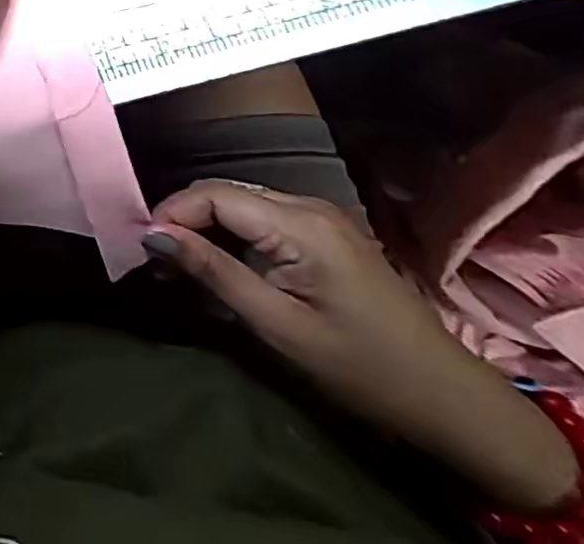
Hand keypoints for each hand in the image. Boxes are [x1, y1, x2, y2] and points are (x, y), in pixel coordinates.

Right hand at [146, 179, 578, 511]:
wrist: (441, 393)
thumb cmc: (358, 366)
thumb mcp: (277, 324)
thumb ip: (214, 272)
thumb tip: (154, 235)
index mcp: (300, 224)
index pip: (216, 194)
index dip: (173, 212)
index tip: (142, 245)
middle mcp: (309, 204)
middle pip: (227, 191)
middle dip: (185, 217)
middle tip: (154, 257)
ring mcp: (320, 214)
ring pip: (243, 201)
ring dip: (206, 225)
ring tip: (177, 262)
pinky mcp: (325, 230)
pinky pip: (264, 216)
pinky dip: (232, 232)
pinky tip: (218, 260)